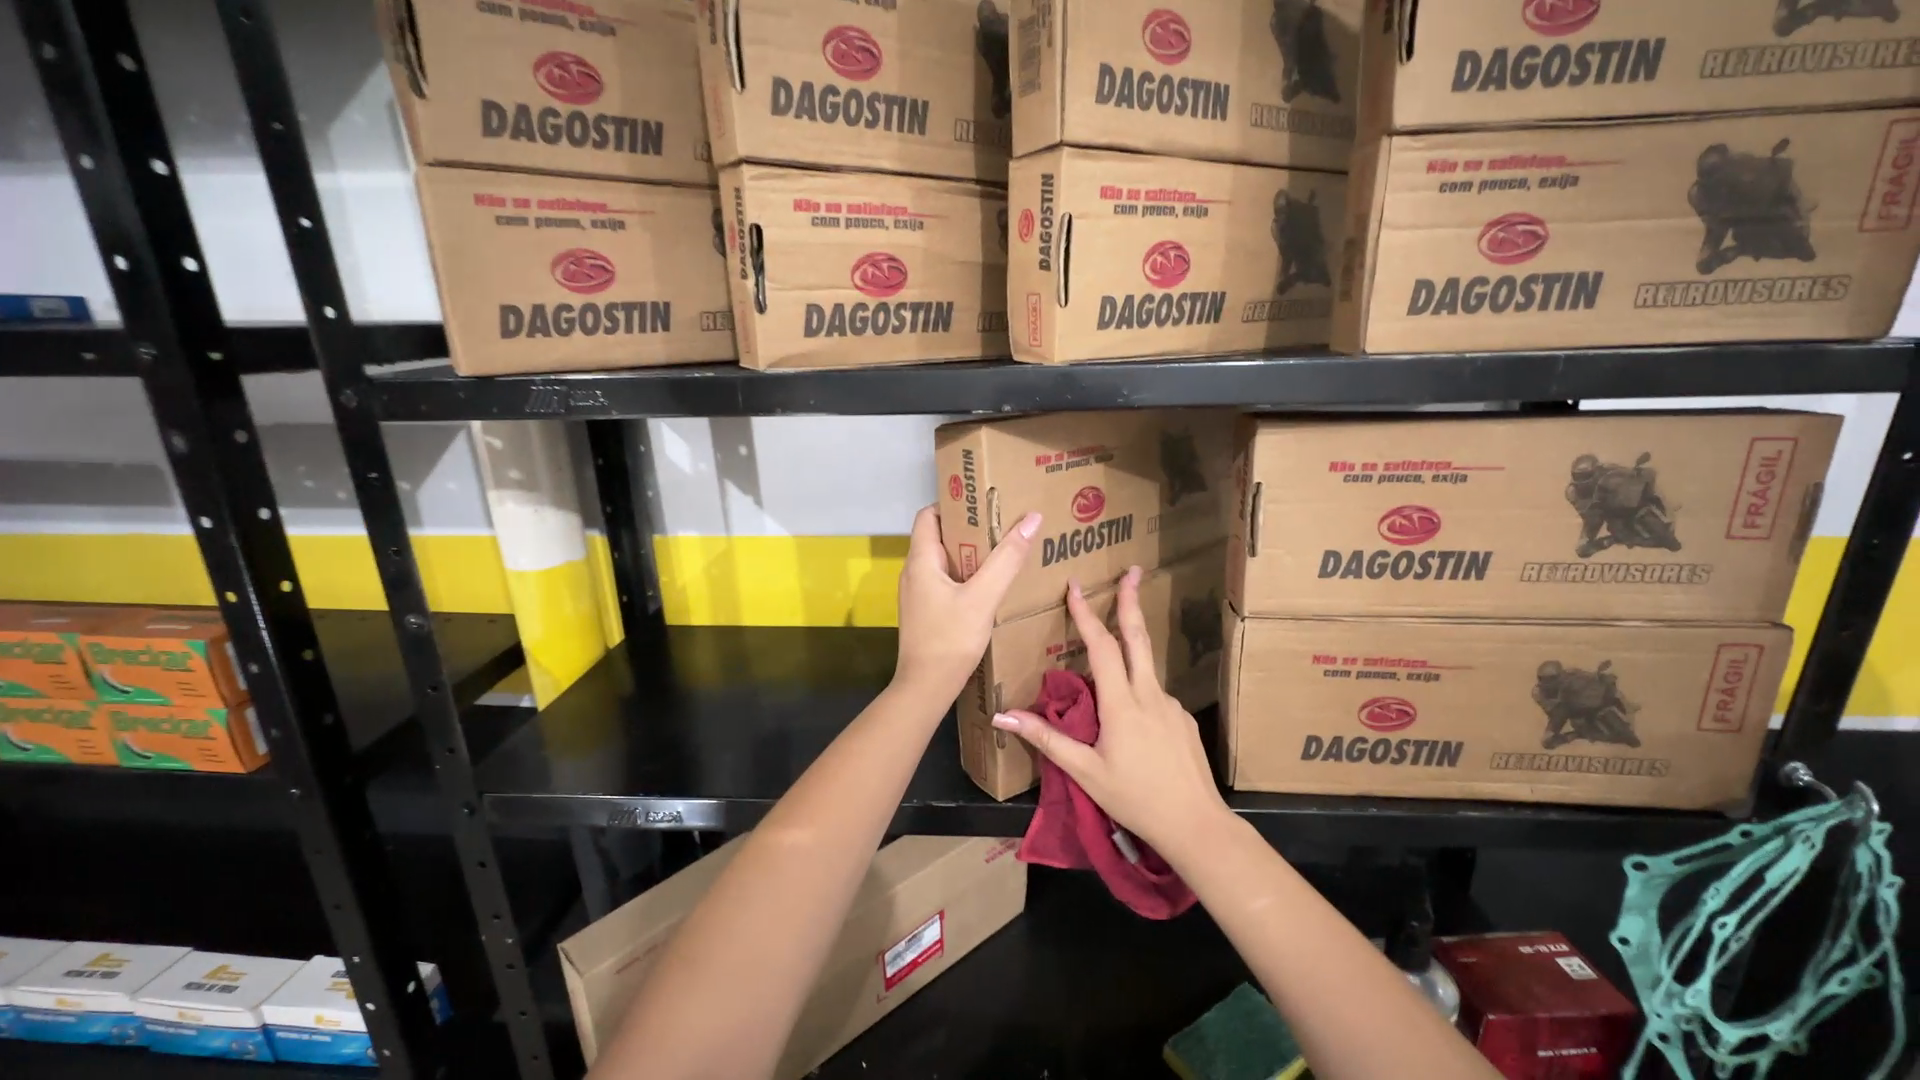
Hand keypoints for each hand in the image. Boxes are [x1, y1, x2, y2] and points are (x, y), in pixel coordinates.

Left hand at [893, 505, 1040, 698]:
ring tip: (1003, 551)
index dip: (954, 504)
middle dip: (970, 529)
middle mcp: (913, 573)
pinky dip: (966, 577)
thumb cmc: (950, 639)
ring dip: (970, 555)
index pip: (929, 515)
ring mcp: (917, 594)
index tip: (985, 503)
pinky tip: (991, 586)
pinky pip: (946, 583)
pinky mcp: (925, 613)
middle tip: (1003, 525)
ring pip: (944, 562)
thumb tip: (1031, 519)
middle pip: (939, 537)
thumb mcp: (983, 597)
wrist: (926, 688)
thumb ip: (1007, 559)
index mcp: (921, 560)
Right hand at [991, 566, 1230, 852]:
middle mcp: (1150, 696)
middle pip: (1138, 638)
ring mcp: (1171, 707)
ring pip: (1147, 666)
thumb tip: (1003, 717)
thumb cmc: (1135, 799)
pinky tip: (1131, 711)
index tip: (1076, 587)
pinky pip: (1155, 694)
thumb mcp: (1085, 772)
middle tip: (1132, 571)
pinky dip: (1138, 686)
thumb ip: (1046, 739)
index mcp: (1123, 704)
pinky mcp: (1183, 721)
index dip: (1087, 615)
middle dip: (1131, 601)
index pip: (1103, 648)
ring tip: (1116, 638)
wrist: (1196, 824)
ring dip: (1132, 642)